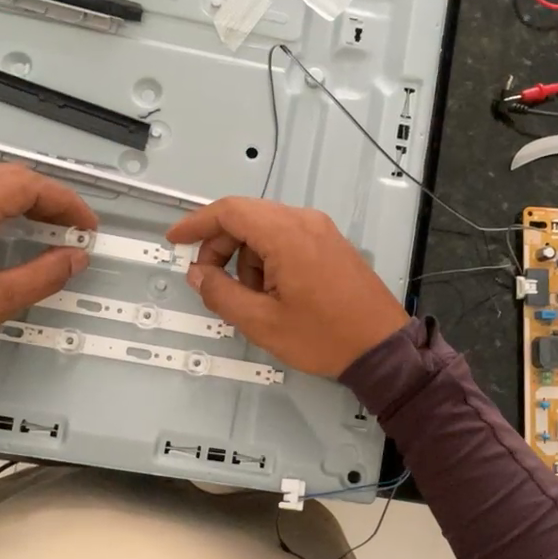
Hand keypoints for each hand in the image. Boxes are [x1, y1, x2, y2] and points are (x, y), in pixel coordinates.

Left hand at [0, 164, 95, 374]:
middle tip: (71, 229)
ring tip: (44, 227)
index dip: (66, 203)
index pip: (29, 186)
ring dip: (20, 197)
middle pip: (10, 176)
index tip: (88, 226)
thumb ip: (42, 275)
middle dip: (47, 199)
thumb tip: (77, 257)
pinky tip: (3, 224)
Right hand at [167, 197, 408, 376]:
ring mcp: (322, 230)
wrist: (381, 347)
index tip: (176, 240)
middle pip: (247, 217)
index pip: (230, 211)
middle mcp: (305, 221)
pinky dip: (269, 258)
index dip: (197, 223)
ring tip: (251, 297)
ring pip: (267, 229)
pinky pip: (288, 238)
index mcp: (286, 234)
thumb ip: (221, 294)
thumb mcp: (262, 322)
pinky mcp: (332, 244)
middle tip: (210, 281)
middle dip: (221, 246)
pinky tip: (273, 292)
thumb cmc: (323, 336)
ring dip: (247, 256)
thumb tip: (198, 274)